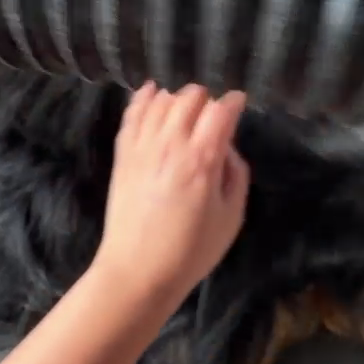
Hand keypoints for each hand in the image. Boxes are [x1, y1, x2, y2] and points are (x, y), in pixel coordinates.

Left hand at [95, 83, 250, 298]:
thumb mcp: (231, 217)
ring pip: (161, 100)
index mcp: (202, 160)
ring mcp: (142, 146)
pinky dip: (143, 98)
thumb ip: (236, 174)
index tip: (240, 103)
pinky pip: (132, 113)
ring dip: (178, 99)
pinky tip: (151, 92)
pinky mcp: (122, 154)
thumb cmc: (191, 251)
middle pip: (190, 97)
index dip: (234, 102)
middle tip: (212, 115)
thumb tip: (227, 147)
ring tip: (187, 110)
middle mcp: (171, 144)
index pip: (220, 111)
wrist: (137, 272)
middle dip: (206, 99)